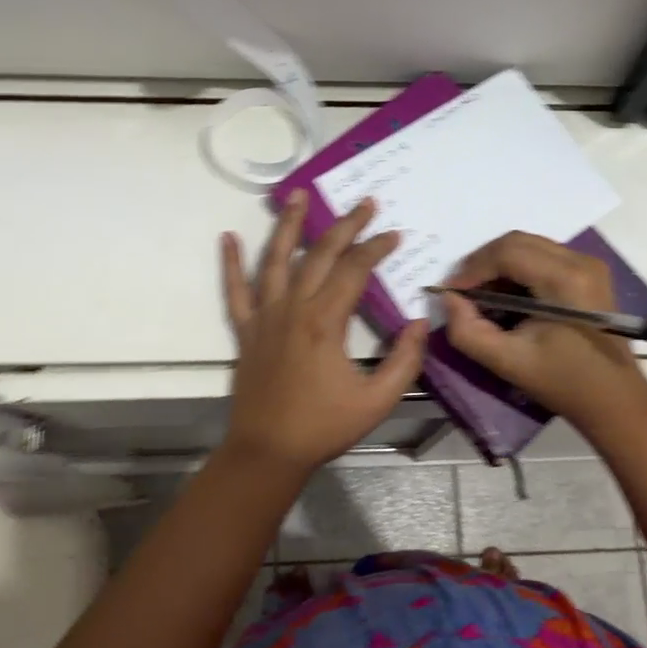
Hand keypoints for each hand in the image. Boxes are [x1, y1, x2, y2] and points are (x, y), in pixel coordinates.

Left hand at [220, 192, 428, 472]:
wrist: (268, 452)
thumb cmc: (323, 427)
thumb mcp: (377, 400)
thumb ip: (404, 360)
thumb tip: (418, 323)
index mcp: (324, 322)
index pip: (354, 270)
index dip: (376, 248)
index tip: (395, 235)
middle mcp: (292, 308)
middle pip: (319, 255)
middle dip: (345, 226)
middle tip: (365, 203)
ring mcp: (264, 317)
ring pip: (275, 260)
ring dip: (288, 225)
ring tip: (298, 194)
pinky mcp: (245, 331)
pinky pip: (235, 291)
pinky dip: (231, 264)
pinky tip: (228, 238)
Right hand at [442, 232, 646, 423]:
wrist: (614, 398)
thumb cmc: (563, 382)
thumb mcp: (507, 361)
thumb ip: (467, 330)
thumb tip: (449, 299)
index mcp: (565, 278)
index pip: (506, 252)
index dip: (472, 269)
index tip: (450, 292)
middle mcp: (580, 260)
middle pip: (517, 242)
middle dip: (483, 263)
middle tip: (463, 292)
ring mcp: (588, 263)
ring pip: (529, 246)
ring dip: (500, 265)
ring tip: (482, 295)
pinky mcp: (590, 272)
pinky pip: (544, 256)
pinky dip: (518, 270)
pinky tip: (507, 296)